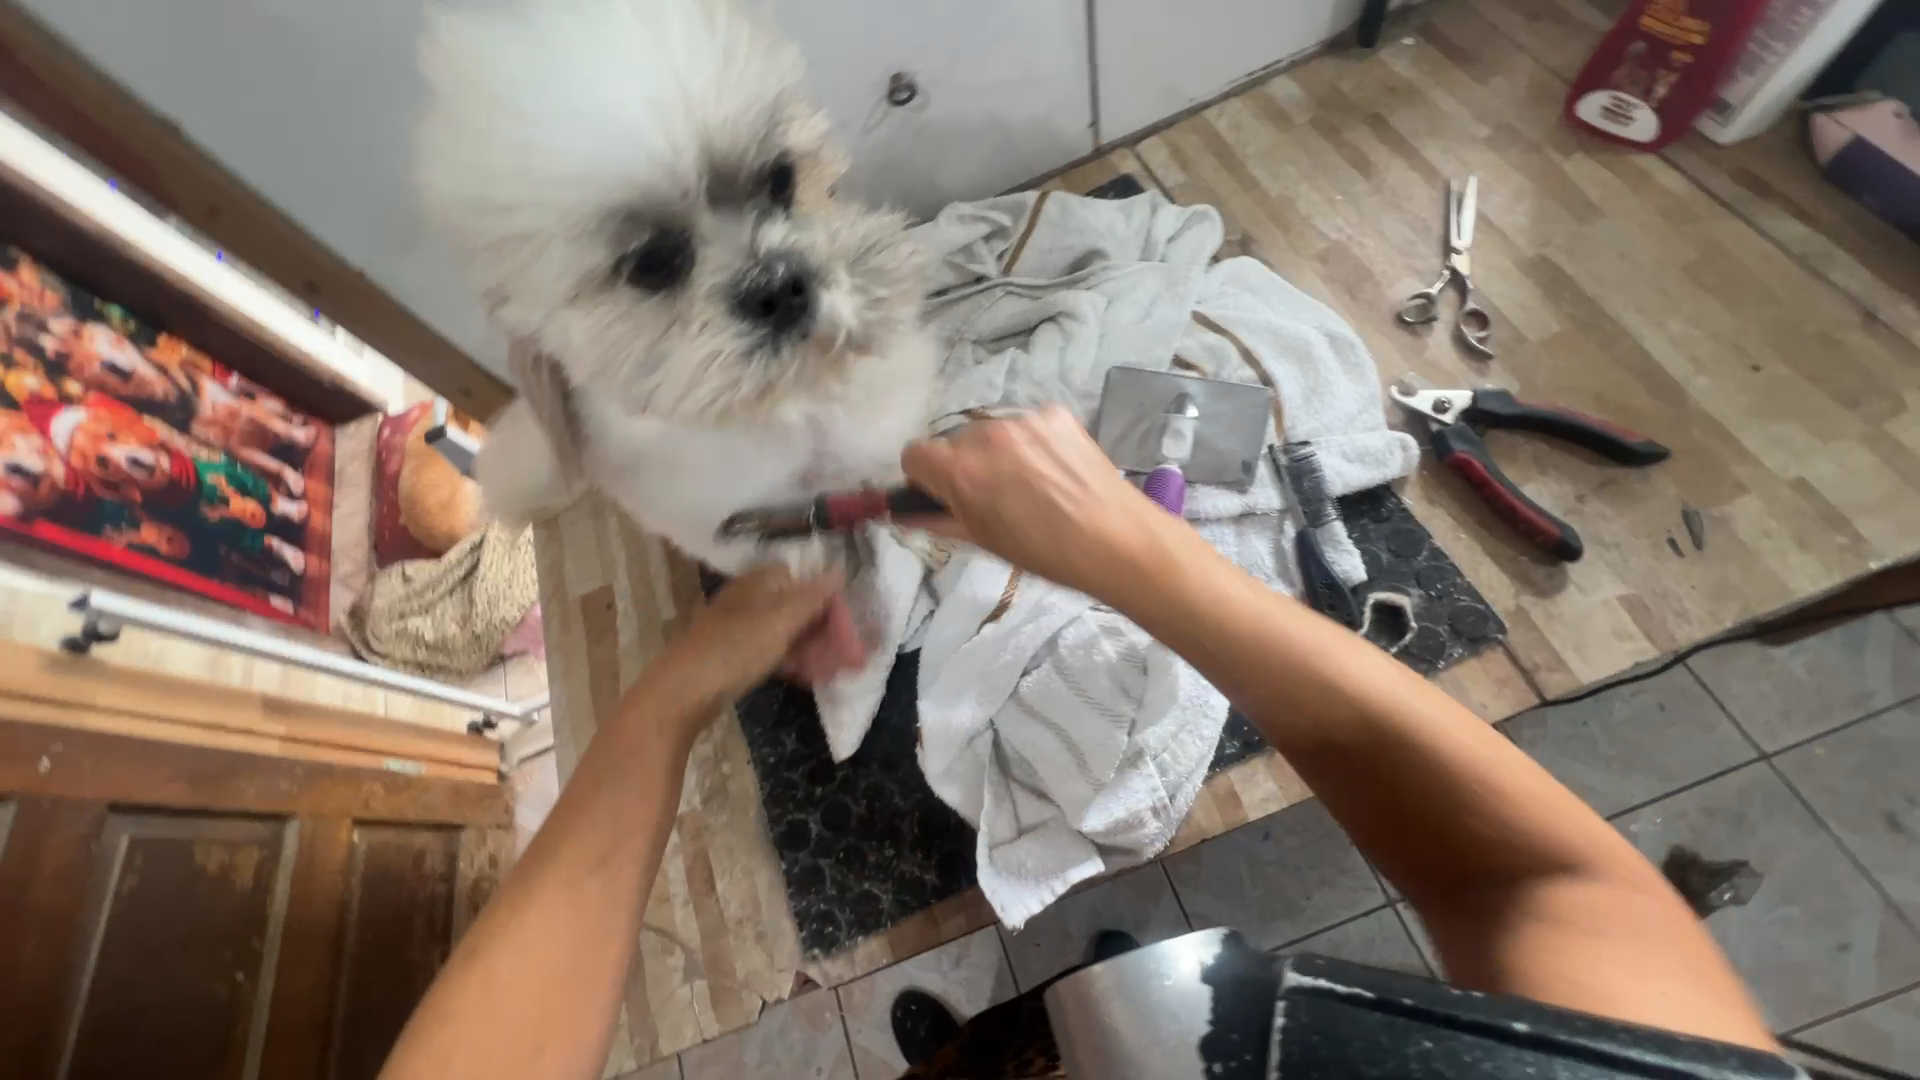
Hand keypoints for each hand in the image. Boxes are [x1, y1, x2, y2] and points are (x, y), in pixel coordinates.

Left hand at [637, 563, 863, 737]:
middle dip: (830, 632)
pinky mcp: (737, 654)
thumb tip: (840, 569)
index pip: (809, 583)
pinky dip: (796, 661)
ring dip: (817, 649)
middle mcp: (754, 598)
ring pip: (791, 632)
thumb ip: (813, 596)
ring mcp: (744, 627)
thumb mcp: (781, 620)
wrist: (682, 691)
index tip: (853, 633)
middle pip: (802, 608)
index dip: (833, 606)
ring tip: (840, 672)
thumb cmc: (736, 648)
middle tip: (854, 660)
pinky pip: (776, 651)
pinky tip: (813, 677)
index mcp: (763, 581)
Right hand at [901, 406, 1175, 600]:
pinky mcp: (1054, 413)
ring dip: (996, 452)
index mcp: (961, 470)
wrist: (1118, 539)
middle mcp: (986, 435)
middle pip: (953, 442)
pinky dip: (1030, 443)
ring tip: (1030, 486)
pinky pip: (1025, 425)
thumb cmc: (1046, 553)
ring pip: (989, 431)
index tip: (942, 494)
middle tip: (993, 497)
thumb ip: (937, 519)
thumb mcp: (983, 542)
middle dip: (963, 465)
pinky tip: (1053, 471)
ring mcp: (1023, 419)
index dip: (923, 477)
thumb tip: (904, 512)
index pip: (913, 454)